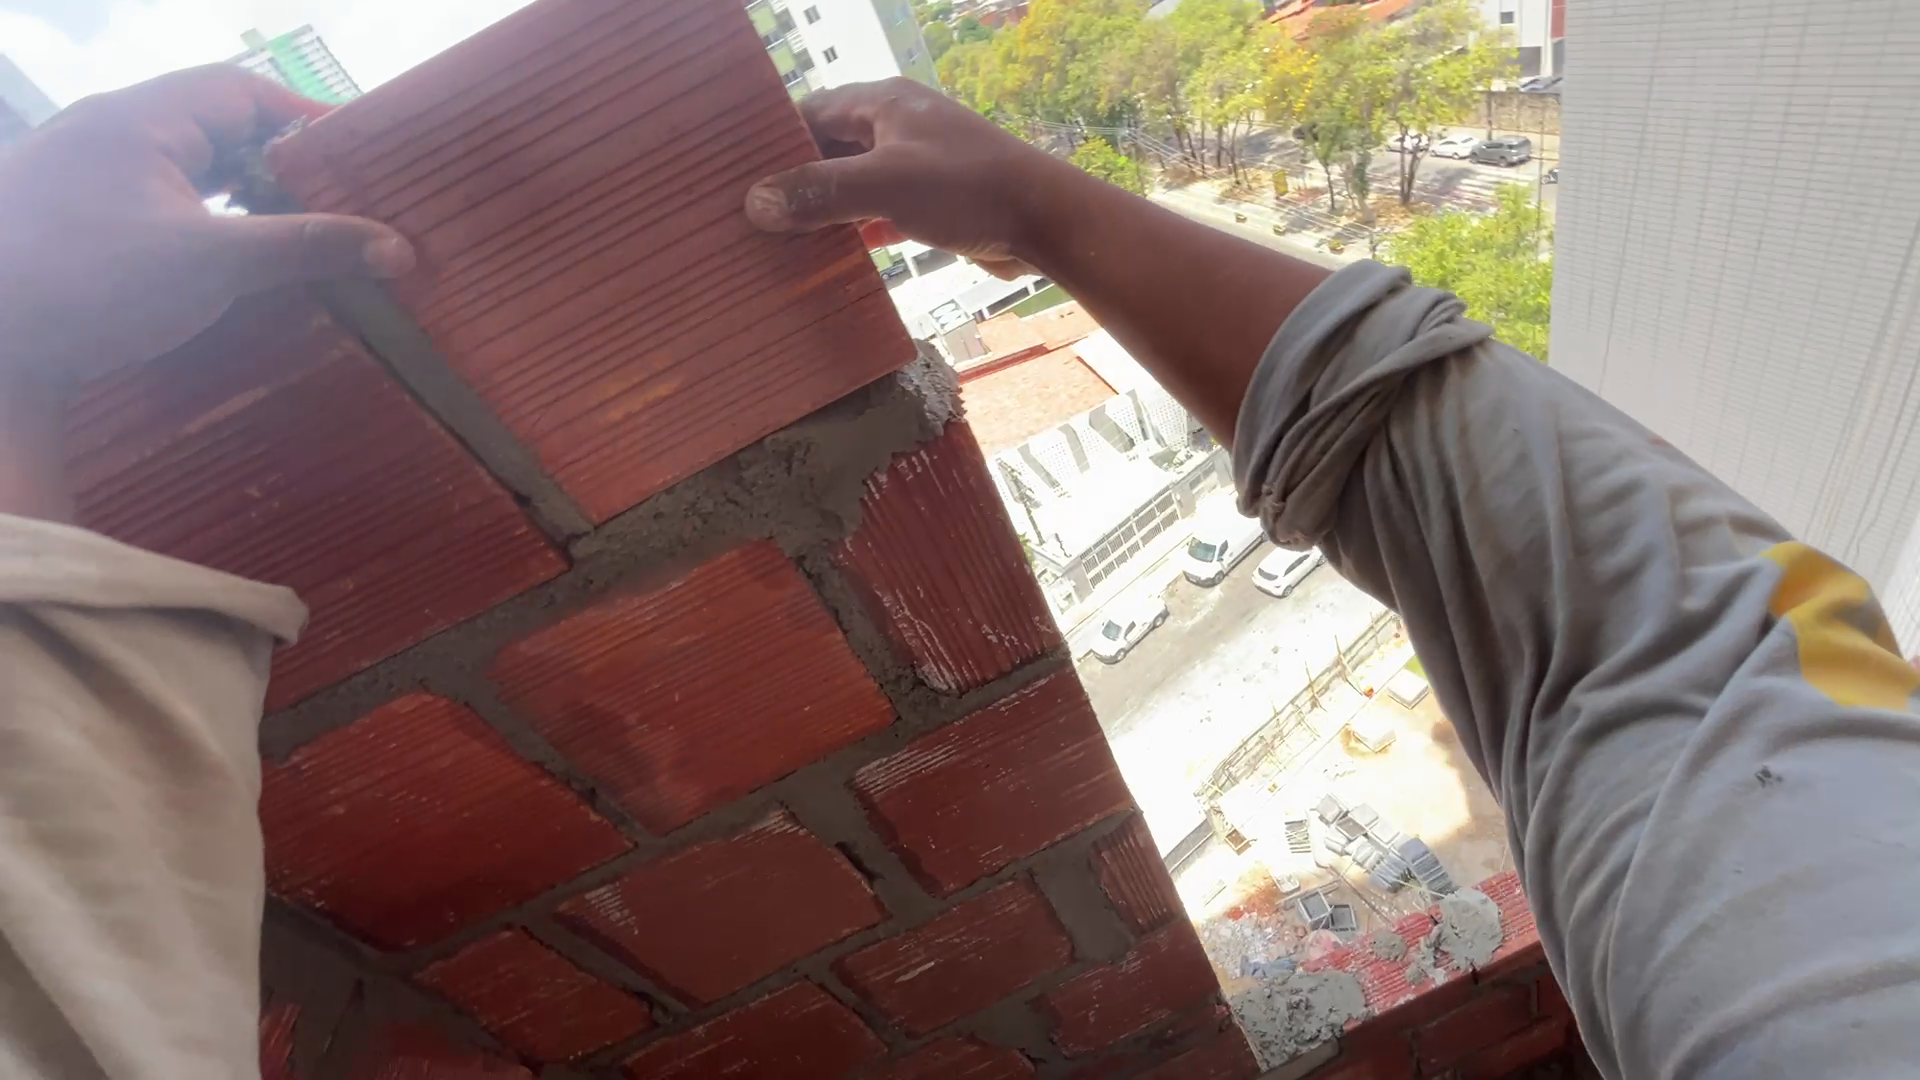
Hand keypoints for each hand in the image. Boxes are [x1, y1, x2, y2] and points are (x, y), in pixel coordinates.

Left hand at [0, 65, 414, 391]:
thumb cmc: (92, 279)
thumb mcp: (217, 260)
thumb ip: (310, 246)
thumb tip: (401, 249)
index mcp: (135, 122)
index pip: (236, 89)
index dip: (305, 113)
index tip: (365, 152)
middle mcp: (116, 139)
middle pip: (224, 129)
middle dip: (294, 162)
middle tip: (358, 200)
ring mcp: (106, 183)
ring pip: (206, 171)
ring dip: (266, 196)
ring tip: (324, 231)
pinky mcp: (104, 224)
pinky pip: (188, 207)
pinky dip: (236, 222)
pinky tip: (266, 255)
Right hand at [744, 78, 1083, 277]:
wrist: (1041, 220)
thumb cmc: (966, 188)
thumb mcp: (885, 184)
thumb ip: (822, 191)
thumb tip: (756, 203)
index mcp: (881, 104)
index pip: (810, 112)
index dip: (774, 141)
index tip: (738, 174)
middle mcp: (895, 129)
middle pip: (830, 151)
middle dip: (796, 180)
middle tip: (753, 215)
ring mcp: (915, 168)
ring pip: (855, 187)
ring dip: (826, 211)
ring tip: (782, 240)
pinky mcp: (932, 205)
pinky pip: (881, 215)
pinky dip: (859, 233)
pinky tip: (836, 257)